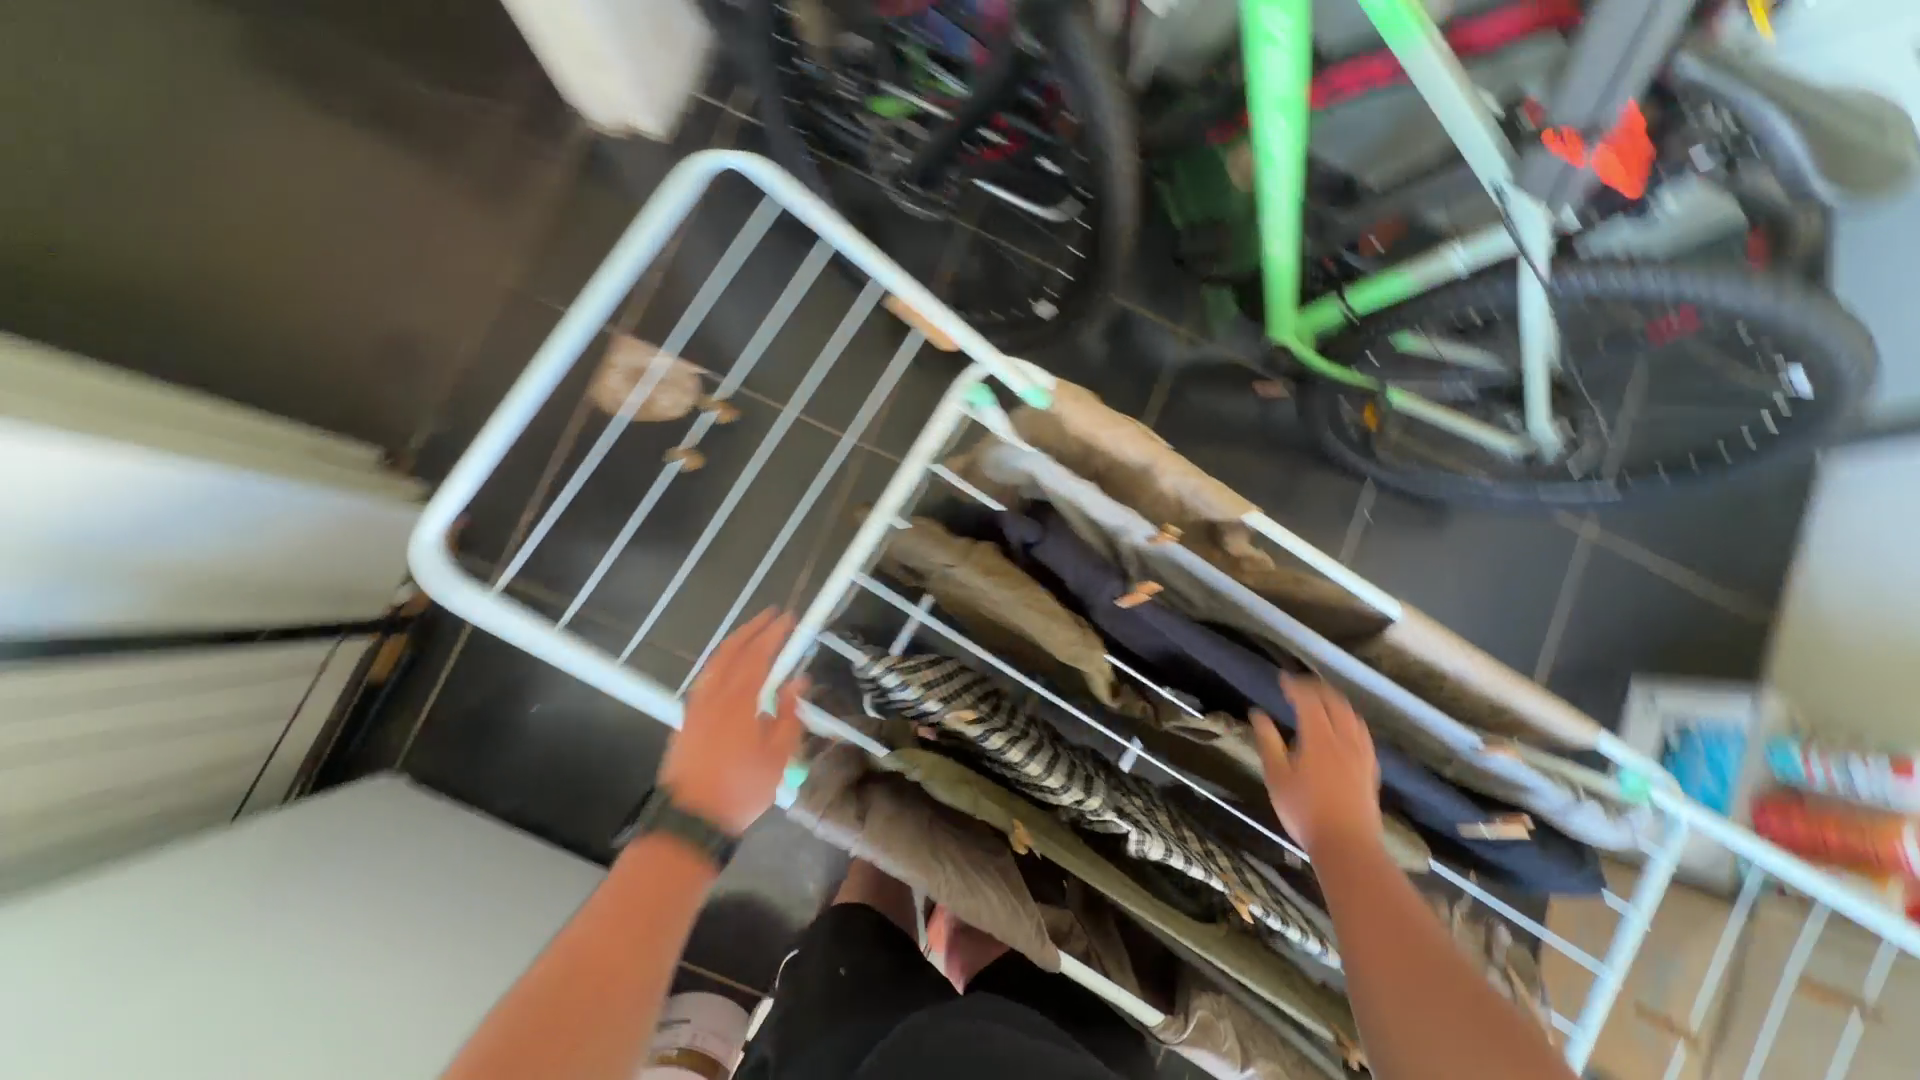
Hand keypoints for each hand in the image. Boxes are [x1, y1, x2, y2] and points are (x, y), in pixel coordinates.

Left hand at [658, 609, 808, 835]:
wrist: (690, 820)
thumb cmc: (741, 790)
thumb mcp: (778, 758)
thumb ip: (788, 715)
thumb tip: (797, 683)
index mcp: (739, 702)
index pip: (758, 656)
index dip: (773, 634)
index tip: (788, 618)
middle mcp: (714, 696)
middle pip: (732, 651)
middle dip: (752, 629)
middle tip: (772, 616)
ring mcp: (695, 707)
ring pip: (715, 663)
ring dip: (735, 642)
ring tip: (752, 634)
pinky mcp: (686, 720)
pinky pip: (706, 679)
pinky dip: (721, 663)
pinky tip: (729, 669)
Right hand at [1250, 675, 1382, 854]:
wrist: (1346, 844)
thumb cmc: (1304, 811)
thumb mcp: (1276, 777)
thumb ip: (1268, 741)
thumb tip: (1257, 714)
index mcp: (1318, 737)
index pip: (1308, 700)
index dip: (1296, 686)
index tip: (1283, 678)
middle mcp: (1343, 739)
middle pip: (1334, 702)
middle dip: (1317, 688)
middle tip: (1301, 686)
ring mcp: (1361, 753)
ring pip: (1352, 715)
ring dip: (1336, 701)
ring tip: (1323, 700)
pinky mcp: (1370, 767)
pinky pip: (1363, 733)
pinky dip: (1351, 720)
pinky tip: (1346, 728)